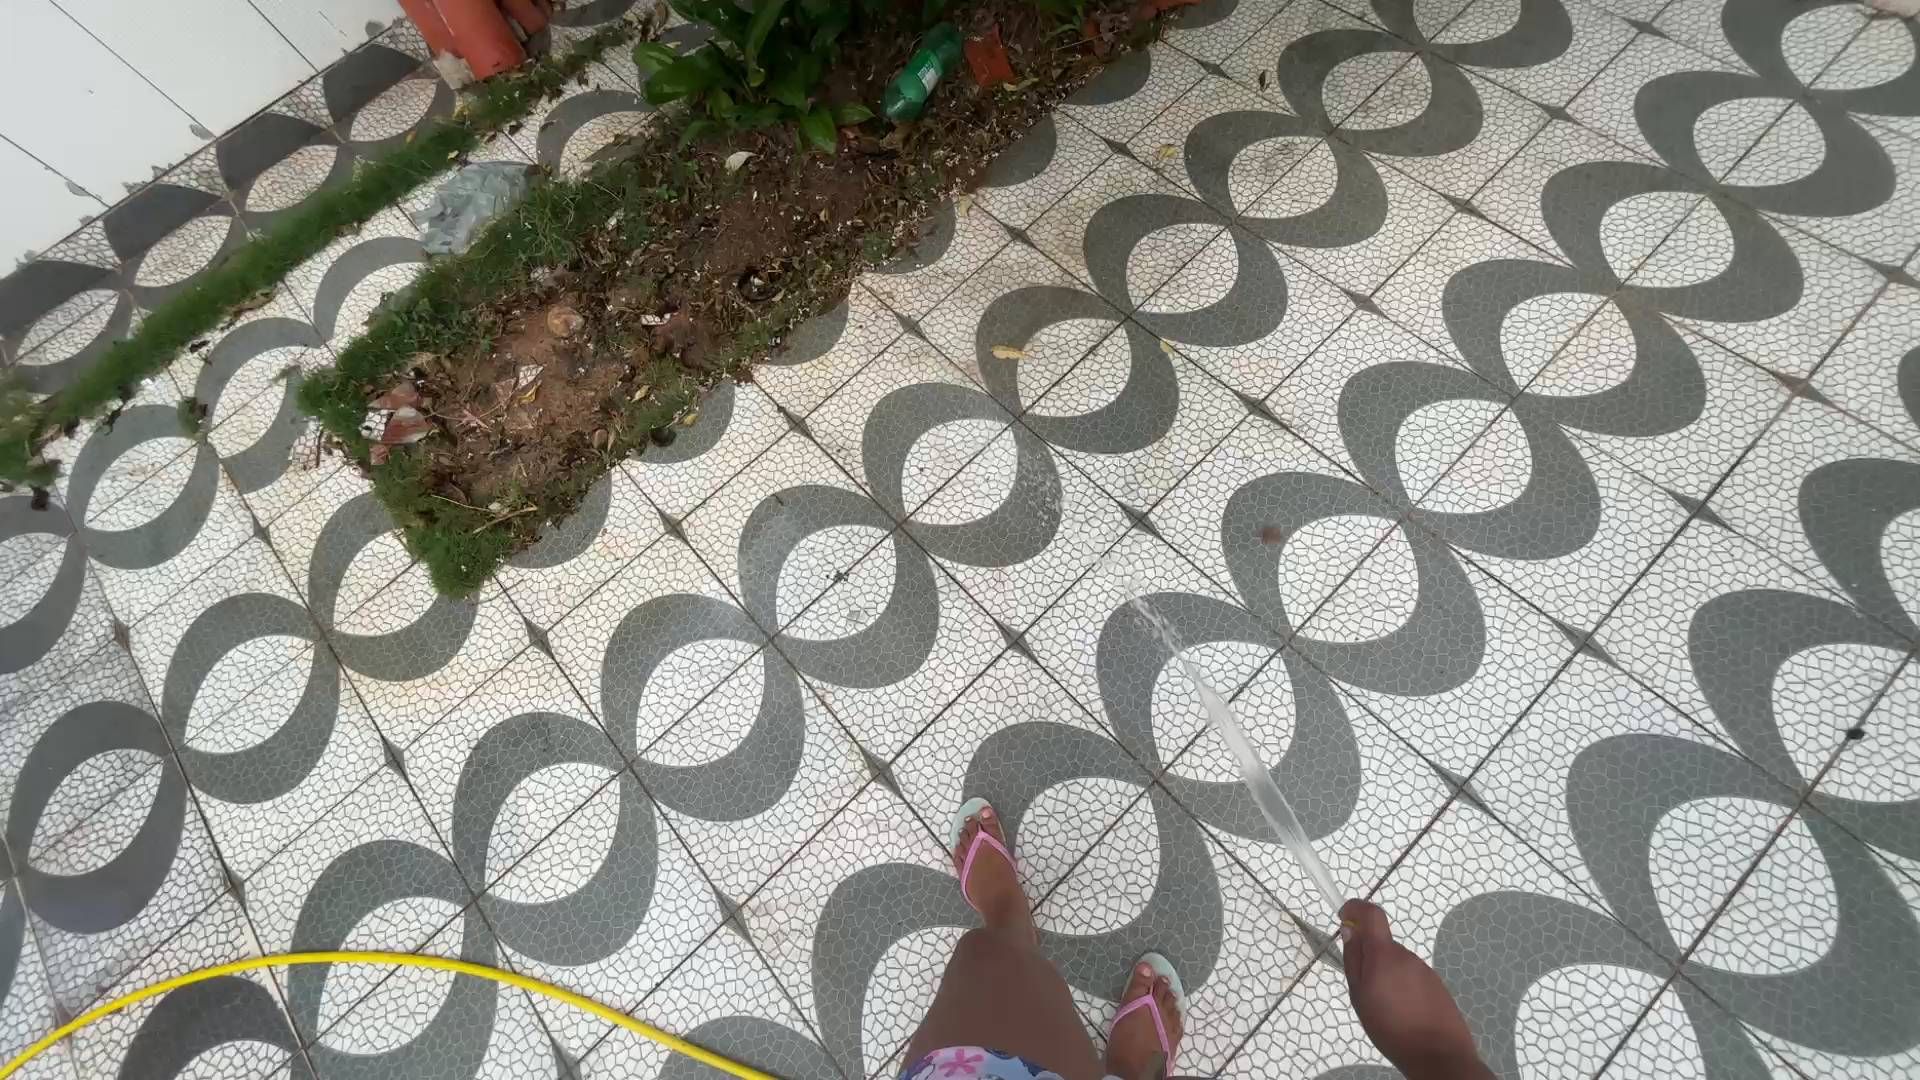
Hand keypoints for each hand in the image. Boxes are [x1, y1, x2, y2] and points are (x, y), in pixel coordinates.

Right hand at [1339, 899, 1492, 1079]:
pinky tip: (1407, 1014)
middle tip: (1367, 988)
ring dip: (1389, 975)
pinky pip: (1414, 979)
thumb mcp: (1359, 996)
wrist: (1440, 1060)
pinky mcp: (1440, 989)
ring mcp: (1426, 972)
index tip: (1345, 919)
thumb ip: (1353, 960)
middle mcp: (1407, 957)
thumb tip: (1350, 931)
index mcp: (1385, 954)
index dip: (1356, 909)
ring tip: (1388, 1008)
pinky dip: (1405, 989)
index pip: (1371, 913)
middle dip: (1371, 958)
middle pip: (1383, 944)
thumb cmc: (1391, 1028)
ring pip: (1398, 964)